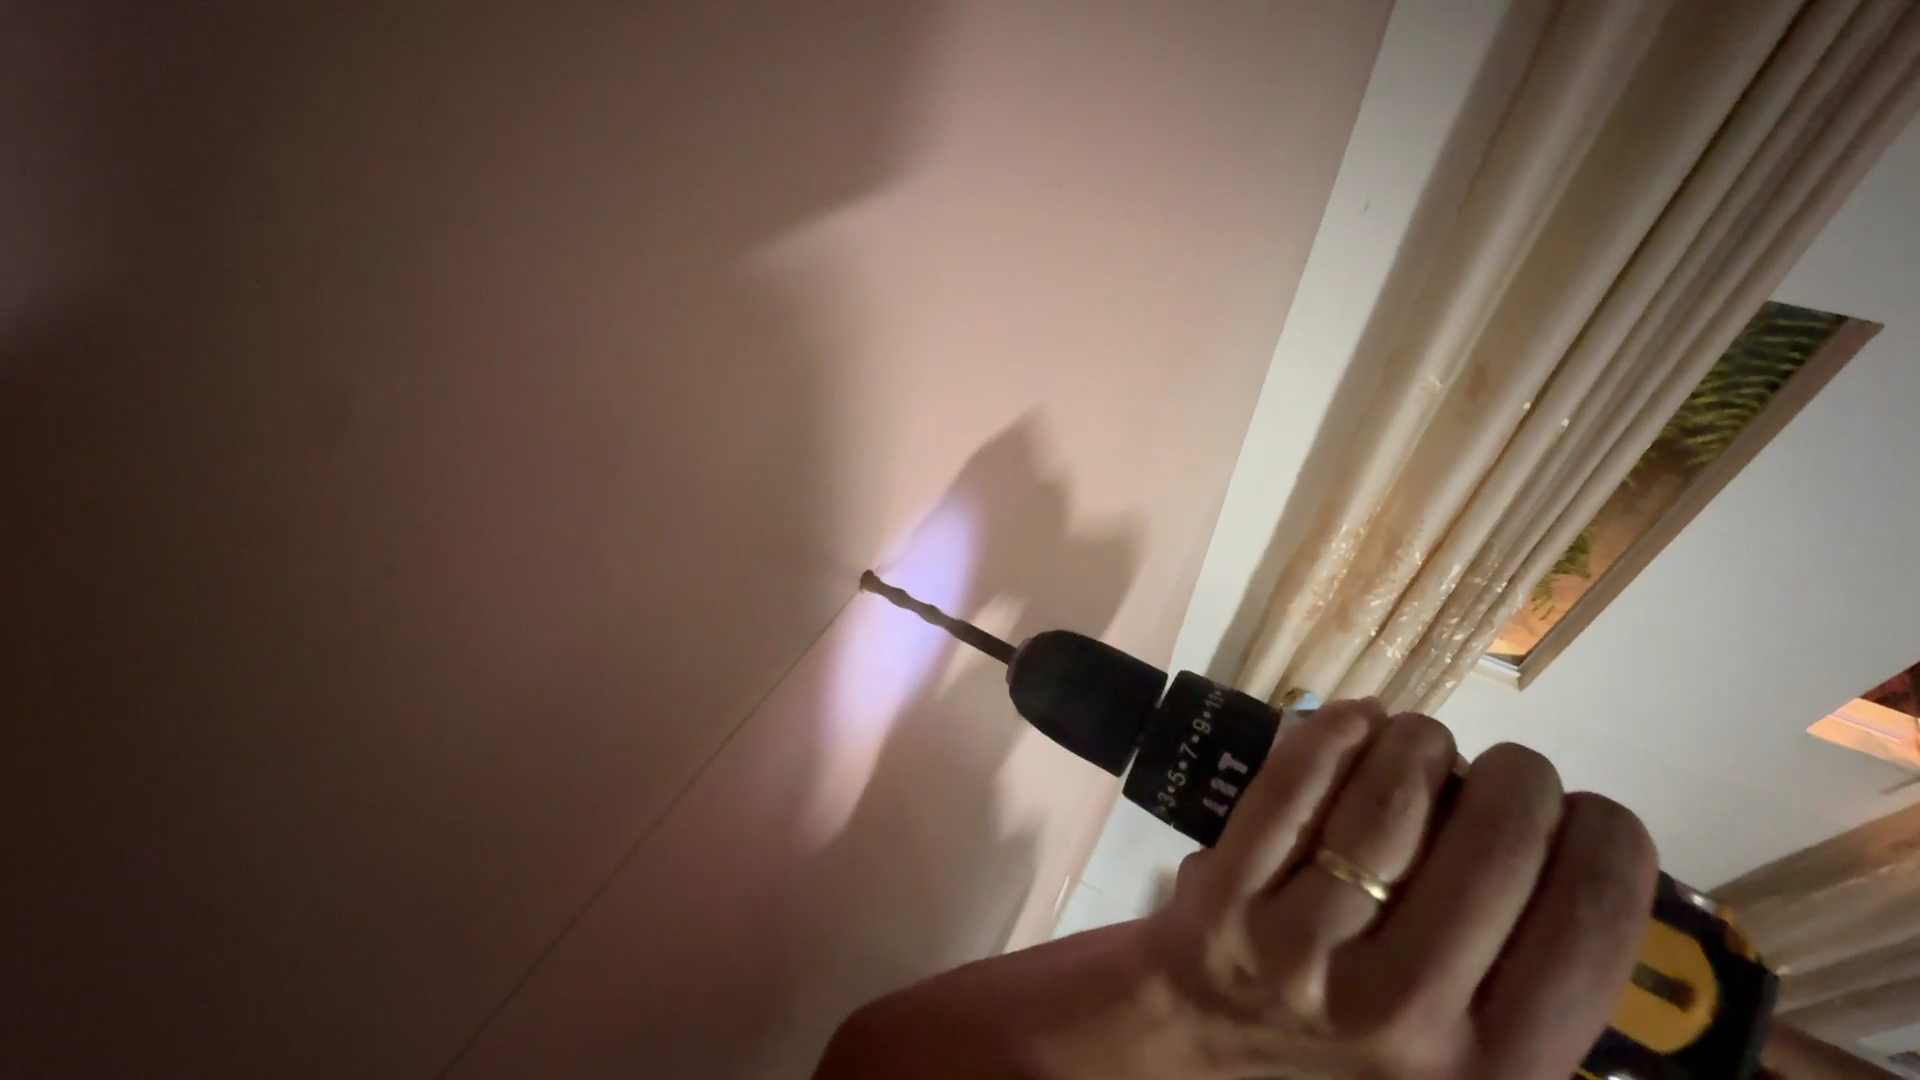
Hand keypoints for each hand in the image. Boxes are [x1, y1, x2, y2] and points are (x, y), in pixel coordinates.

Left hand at [1140, 698, 1657, 1077]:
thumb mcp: (1472, 1071)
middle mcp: (1405, 1012)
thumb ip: (1530, 990)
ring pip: (1392, 802)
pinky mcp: (1225, 898)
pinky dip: (1333, 735)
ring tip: (1424, 743)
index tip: (1582, 812)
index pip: (1592, 918)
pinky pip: (1292, 788)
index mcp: (1499, 1069)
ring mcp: (1302, 950)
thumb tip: (1574, 850)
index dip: (1605, 835)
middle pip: (1498, 841)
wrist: (1204, 1065)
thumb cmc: (1354, 1066)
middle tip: (1504, 772)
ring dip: (1421, 744)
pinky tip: (1358, 720)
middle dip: (1518, 776)